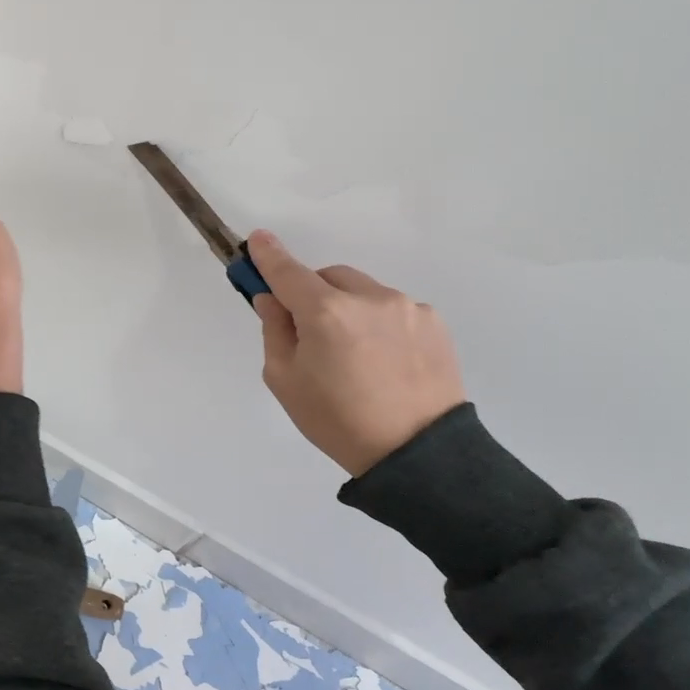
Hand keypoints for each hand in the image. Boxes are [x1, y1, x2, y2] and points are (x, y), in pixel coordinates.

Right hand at [248, 230, 466, 476]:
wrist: (415, 450)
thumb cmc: (335, 418)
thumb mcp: (284, 378)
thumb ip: (275, 330)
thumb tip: (273, 300)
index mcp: (325, 312)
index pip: (288, 272)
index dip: (268, 256)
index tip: (256, 240)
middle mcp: (369, 298)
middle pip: (329, 277)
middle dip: (312, 292)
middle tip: (305, 329)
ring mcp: (406, 308)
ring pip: (362, 292)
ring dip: (346, 307)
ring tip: (349, 353)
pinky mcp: (432, 323)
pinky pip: (391, 310)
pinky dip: (375, 322)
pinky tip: (378, 359)